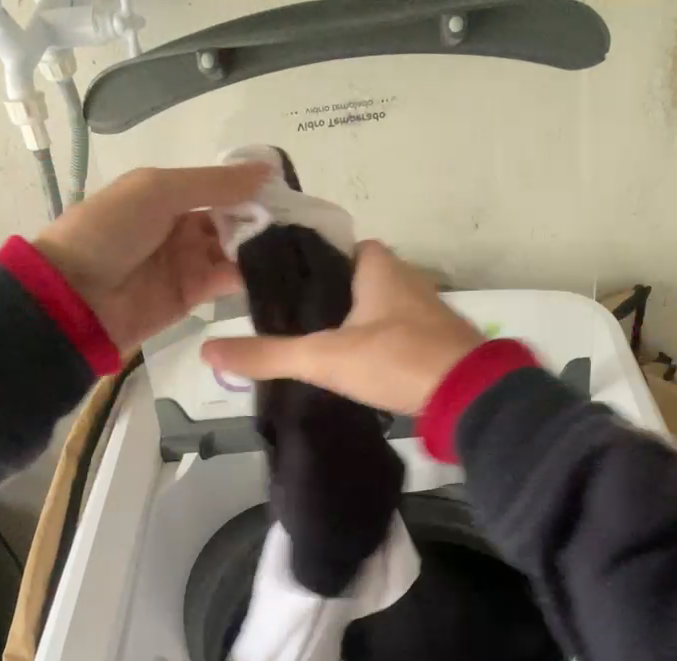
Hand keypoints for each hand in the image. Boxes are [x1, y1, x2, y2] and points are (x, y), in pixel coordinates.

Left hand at [34, 163, 270, 355]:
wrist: (74, 296)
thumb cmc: (109, 231)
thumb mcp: (158, 190)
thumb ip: (214, 184)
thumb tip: (268, 169)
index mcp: (167, 194)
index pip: (220, 190)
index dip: (252, 191)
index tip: (289, 193)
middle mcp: (180, 227)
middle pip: (231, 222)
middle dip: (260, 222)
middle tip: (299, 226)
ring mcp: (186, 264)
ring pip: (232, 253)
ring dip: (257, 249)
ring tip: (293, 249)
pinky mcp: (191, 298)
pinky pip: (224, 283)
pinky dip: (245, 276)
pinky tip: (271, 271)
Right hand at [200, 242, 483, 414]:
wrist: (468, 397)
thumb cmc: (396, 360)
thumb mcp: (323, 357)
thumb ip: (268, 355)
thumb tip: (207, 351)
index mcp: (378, 265)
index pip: (334, 248)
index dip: (307, 265)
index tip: (279, 290)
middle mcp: (406, 278)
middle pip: (355, 280)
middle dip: (328, 299)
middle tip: (292, 326)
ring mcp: (427, 311)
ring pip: (378, 309)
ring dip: (354, 325)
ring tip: (317, 350)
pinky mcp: (439, 342)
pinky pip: (398, 335)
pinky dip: (378, 347)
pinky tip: (359, 370)